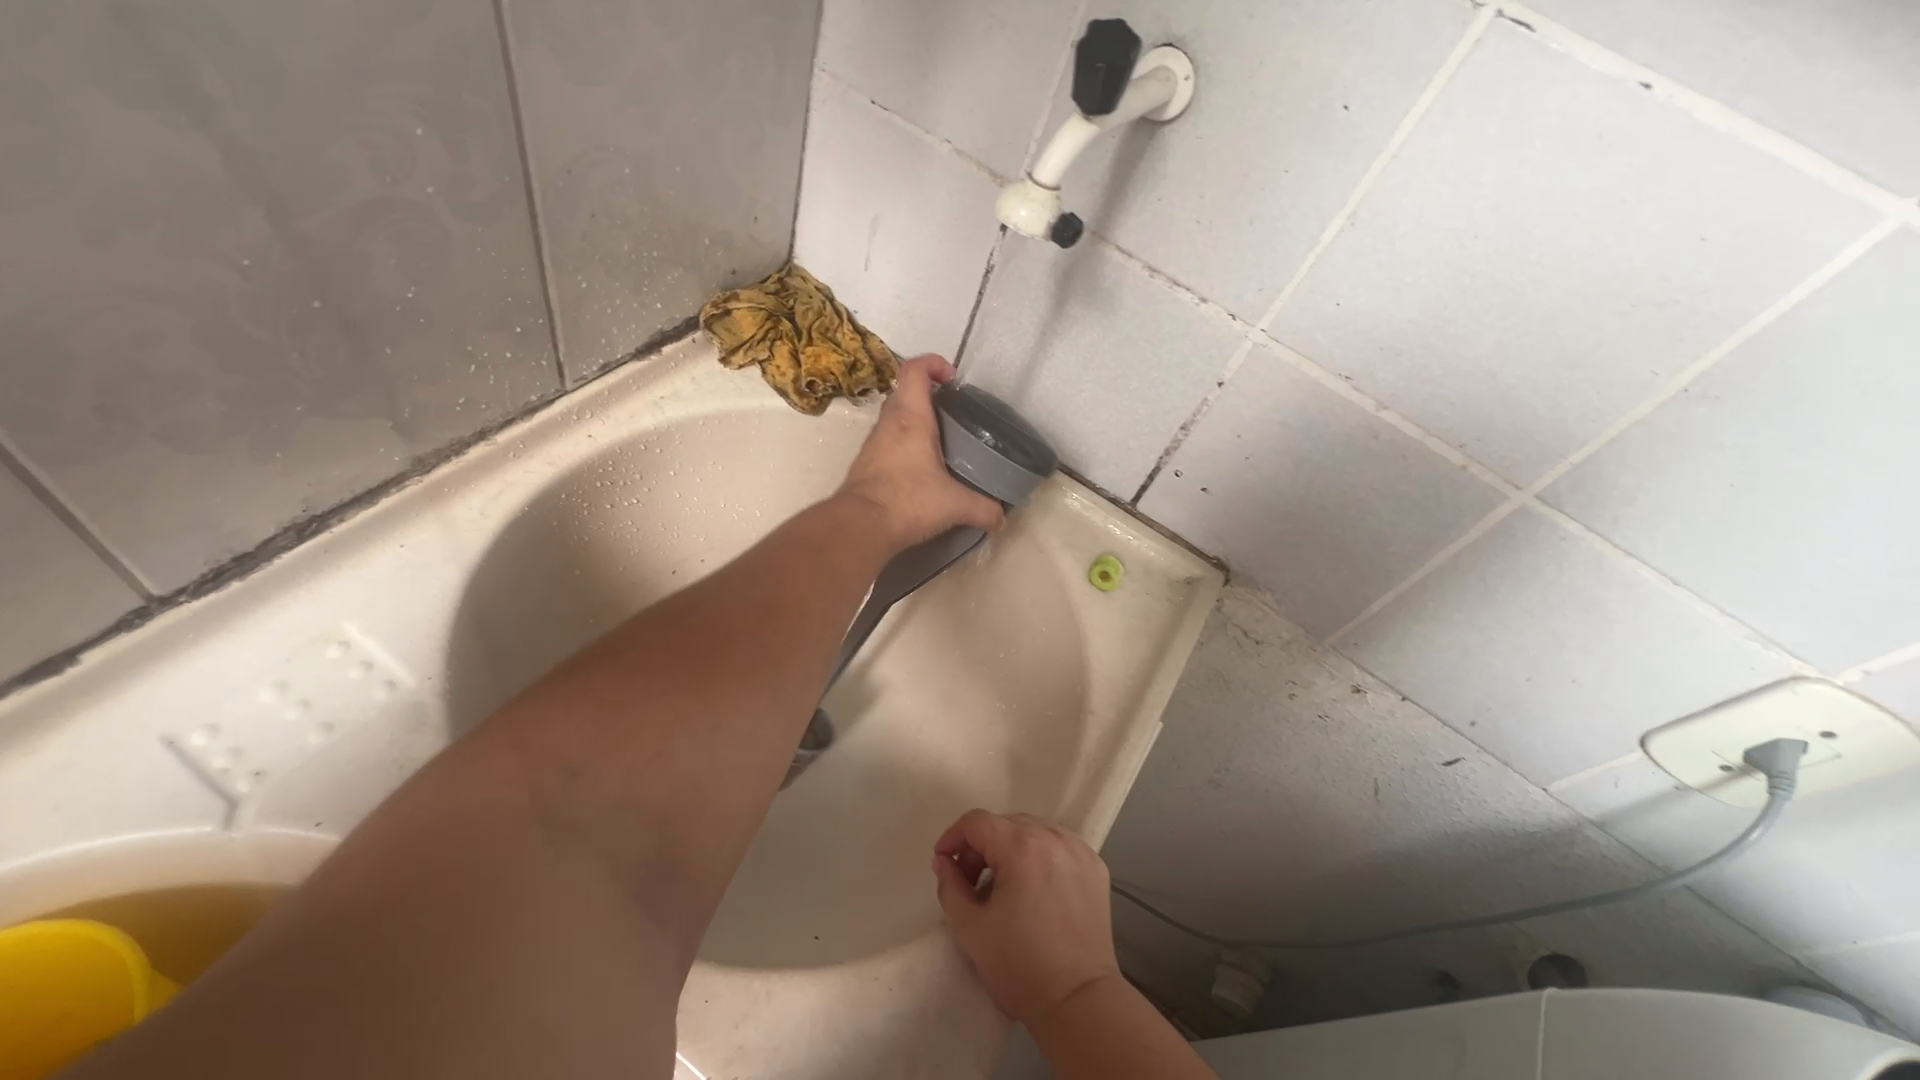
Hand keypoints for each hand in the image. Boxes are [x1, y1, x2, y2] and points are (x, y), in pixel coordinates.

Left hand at [837, 355, 1003, 551]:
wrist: (860, 527)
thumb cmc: (908, 501)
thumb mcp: (955, 505)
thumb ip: (983, 508)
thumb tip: (1001, 518)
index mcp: (911, 418)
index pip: (914, 370)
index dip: (933, 363)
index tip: (952, 378)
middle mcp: (889, 424)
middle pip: (904, 393)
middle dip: (929, 397)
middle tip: (953, 415)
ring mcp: (873, 444)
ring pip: (895, 420)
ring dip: (915, 424)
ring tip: (941, 445)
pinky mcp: (866, 465)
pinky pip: (887, 444)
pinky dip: (905, 448)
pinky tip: (921, 472)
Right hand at [932, 810, 1122, 1025]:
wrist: (1077, 1001)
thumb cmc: (1019, 966)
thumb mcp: (969, 928)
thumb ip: (950, 886)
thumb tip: (945, 862)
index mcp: (1022, 848)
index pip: (977, 822)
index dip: (953, 837)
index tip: (944, 863)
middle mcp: (1054, 839)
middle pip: (1006, 824)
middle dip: (981, 846)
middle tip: (971, 882)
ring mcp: (1080, 852)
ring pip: (1034, 831)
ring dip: (1011, 848)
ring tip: (1003, 885)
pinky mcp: (1096, 868)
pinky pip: (1059, 845)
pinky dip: (1040, 855)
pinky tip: (1034, 887)